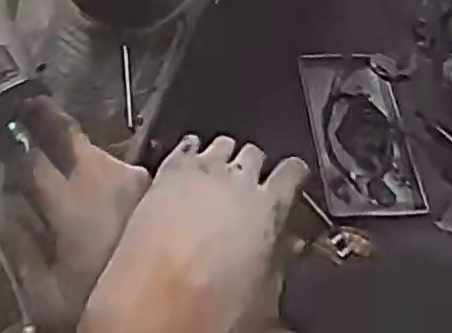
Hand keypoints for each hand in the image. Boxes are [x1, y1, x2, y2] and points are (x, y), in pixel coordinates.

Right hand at [3, 98, 150, 329]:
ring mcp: (126, 173)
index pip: (31, 160)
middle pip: (65, 131)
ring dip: (68, 143)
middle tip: (25, 103)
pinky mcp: (143, 179)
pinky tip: (81, 176)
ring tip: (48, 143)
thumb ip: (19, 245)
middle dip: (42, 114)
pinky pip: (107, 161)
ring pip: (88, 145)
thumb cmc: (96, 301)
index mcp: (71, 202)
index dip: (11, 145)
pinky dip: (90, 162)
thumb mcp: (45, 292)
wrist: (161, 304)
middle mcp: (100, 176)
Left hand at [79, 135, 308, 332]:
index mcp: (267, 208)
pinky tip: (190, 164)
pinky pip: (188, 144)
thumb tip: (290, 248)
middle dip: (255, 165)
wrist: (155, 298)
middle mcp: (237, 178)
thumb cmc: (210, 306)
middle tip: (250, 184)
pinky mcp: (170, 168)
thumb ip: (280, 261)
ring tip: (220, 174)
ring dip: (224, 156)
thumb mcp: (263, 297)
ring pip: (222, 144)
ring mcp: (202, 169)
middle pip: (254, 153)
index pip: (291, 173)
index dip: (295, 173)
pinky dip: (192, 150)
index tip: (294, 176)